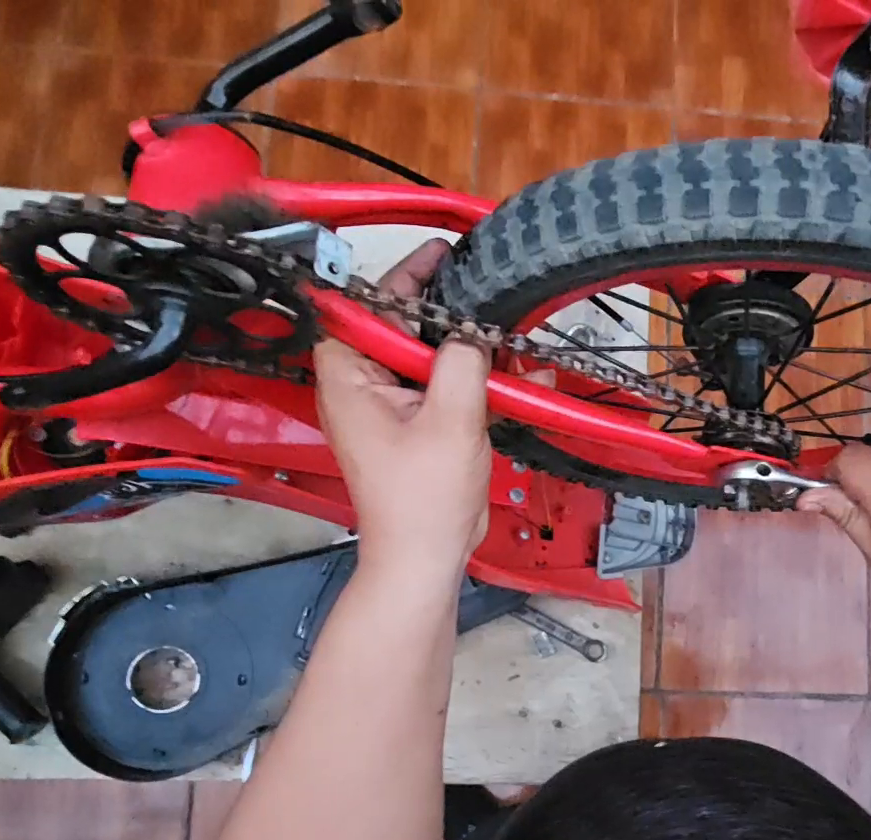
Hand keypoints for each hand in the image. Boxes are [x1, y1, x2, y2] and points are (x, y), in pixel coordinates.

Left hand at [316, 241, 491, 578]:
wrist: (428, 555)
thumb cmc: (424, 496)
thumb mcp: (451, 420)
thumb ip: (464, 362)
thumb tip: (476, 326)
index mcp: (349, 373)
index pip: (369, 304)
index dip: (407, 276)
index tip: (446, 254)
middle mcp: (363, 381)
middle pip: (405, 325)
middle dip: (451, 310)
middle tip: (492, 287)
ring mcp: (392, 403)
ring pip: (432, 356)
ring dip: (472, 347)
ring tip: (514, 330)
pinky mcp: (419, 422)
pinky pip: (446, 387)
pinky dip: (478, 381)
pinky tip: (521, 375)